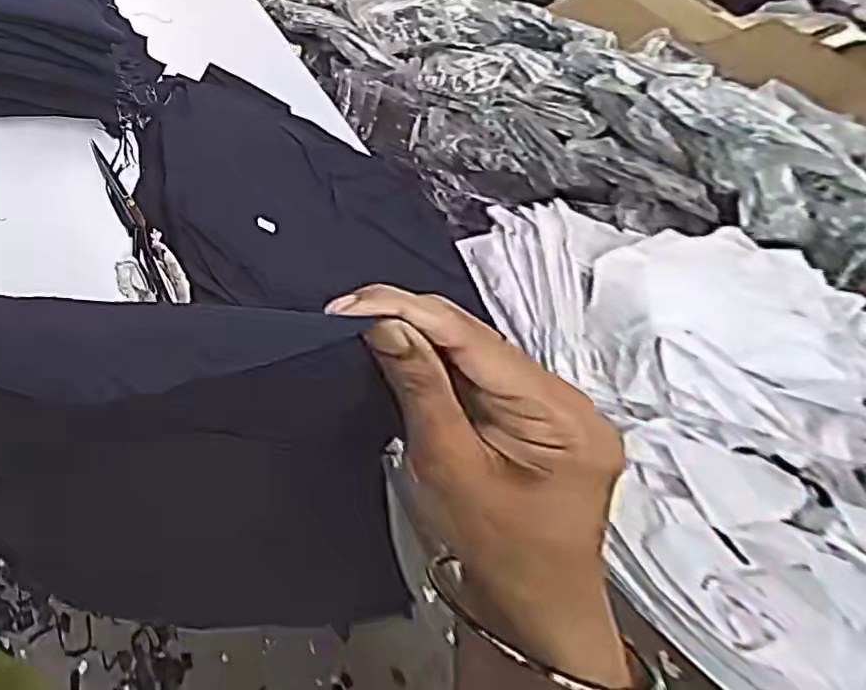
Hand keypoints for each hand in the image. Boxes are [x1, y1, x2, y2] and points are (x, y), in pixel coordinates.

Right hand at [327, 285, 631, 686]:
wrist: (526, 598)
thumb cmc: (495, 546)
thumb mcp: (446, 460)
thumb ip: (419, 385)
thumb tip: (385, 324)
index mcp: (560, 416)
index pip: (471, 337)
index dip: (404, 310)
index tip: (346, 306)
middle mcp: (564, 400)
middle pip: (471, 332)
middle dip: (402, 314)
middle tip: (341, 313)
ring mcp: (548, 403)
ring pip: (467, 341)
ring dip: (410, 329)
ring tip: (357, 324)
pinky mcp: (525, 408)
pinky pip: (469, 361)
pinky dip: (426, 350)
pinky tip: (393, 346)